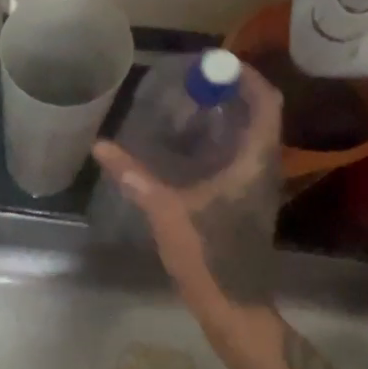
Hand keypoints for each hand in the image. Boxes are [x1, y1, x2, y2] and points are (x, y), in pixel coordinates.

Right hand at [92, 64, 284, 315]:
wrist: (233, 304)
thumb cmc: (208, 254)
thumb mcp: (168, 213)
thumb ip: (136, 178)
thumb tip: (101, 147)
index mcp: (254, 162)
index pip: (266, 103)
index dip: (246, 77)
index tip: (216, 64)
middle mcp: (263, 169)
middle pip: (258, 116)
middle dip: (231, 94)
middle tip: (193, 84)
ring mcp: (257, 189)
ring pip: (249, 139)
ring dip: (226, 120)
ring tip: (188, 110)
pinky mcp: (246, 205)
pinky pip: (239, 160)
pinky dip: (219, 145)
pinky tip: (188, 153)